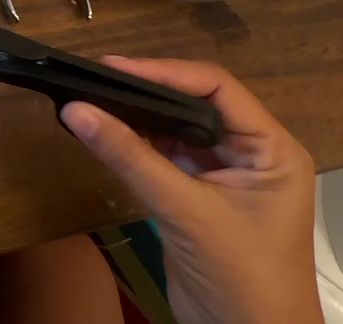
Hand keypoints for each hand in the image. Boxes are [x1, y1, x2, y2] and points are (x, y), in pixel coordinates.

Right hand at [60, 58, 322, 323]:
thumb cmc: (243, 276)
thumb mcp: (186, 212)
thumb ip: (129, 157)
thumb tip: (72, 109)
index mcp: (270, 150)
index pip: (215, 88)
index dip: (163, 71)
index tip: (111, 67)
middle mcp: (248, 152)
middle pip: (191, 100)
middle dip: (143, 88)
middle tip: (93, 77)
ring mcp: (220, 171)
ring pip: (170, 123)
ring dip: (132, 112)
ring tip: (87, 97)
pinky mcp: (193, 190)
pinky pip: (157, 150)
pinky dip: (128, 138)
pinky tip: (97, 129)